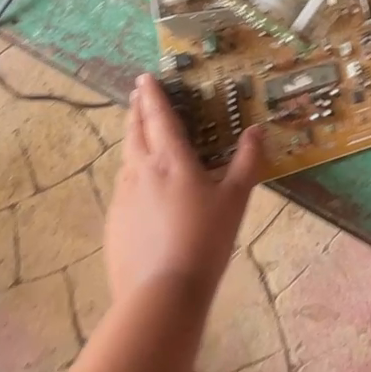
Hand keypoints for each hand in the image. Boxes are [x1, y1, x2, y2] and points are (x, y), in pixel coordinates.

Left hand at [104, 74, 263, 299]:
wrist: (160, 293)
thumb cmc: (204, 239)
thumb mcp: (235, 198)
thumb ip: (246, 160)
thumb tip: (256, 129)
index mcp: (171, 160)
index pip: (159, 118)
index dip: (153, 96)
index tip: (145, 77)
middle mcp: (142, 171)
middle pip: (134, 132)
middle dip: (136, 109)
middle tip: (138, 94)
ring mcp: (123, 197)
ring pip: (125, 157)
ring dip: (131, 137)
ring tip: (137, 130)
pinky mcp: (114, 222)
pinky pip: (122, 184)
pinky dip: (130, 169)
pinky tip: (139, 182)